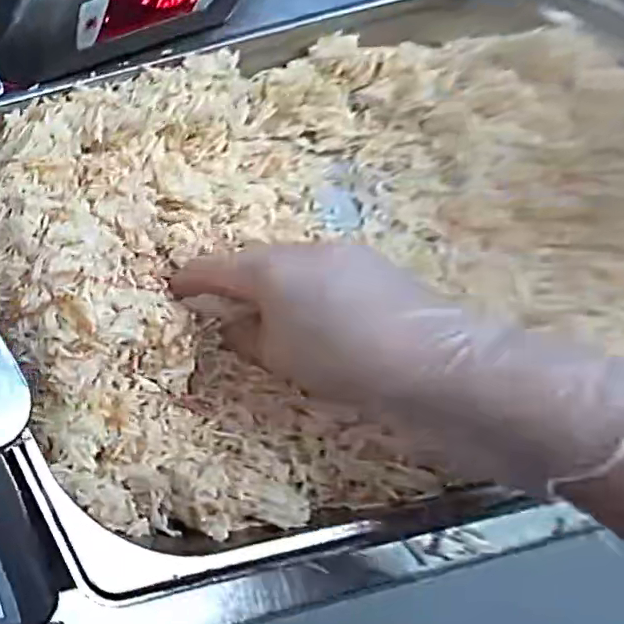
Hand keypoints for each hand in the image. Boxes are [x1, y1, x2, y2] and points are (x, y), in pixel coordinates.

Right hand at [171, 243, 623, 495]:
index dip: (185, 280)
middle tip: (218, 312)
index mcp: (268, 266)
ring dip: (271, 288)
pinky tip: (317, 321)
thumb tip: (236, 324)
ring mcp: (344, 256)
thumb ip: (246, 335)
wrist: (453, 372)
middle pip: (250, 262)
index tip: (170, 292)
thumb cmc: (346, 364)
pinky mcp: (378, 271)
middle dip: (230, 283)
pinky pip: (321, 275)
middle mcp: (302, 250)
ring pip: (288, 267)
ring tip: (267, 320)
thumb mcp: (279, 358)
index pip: (209, 267)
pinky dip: (305, 293)